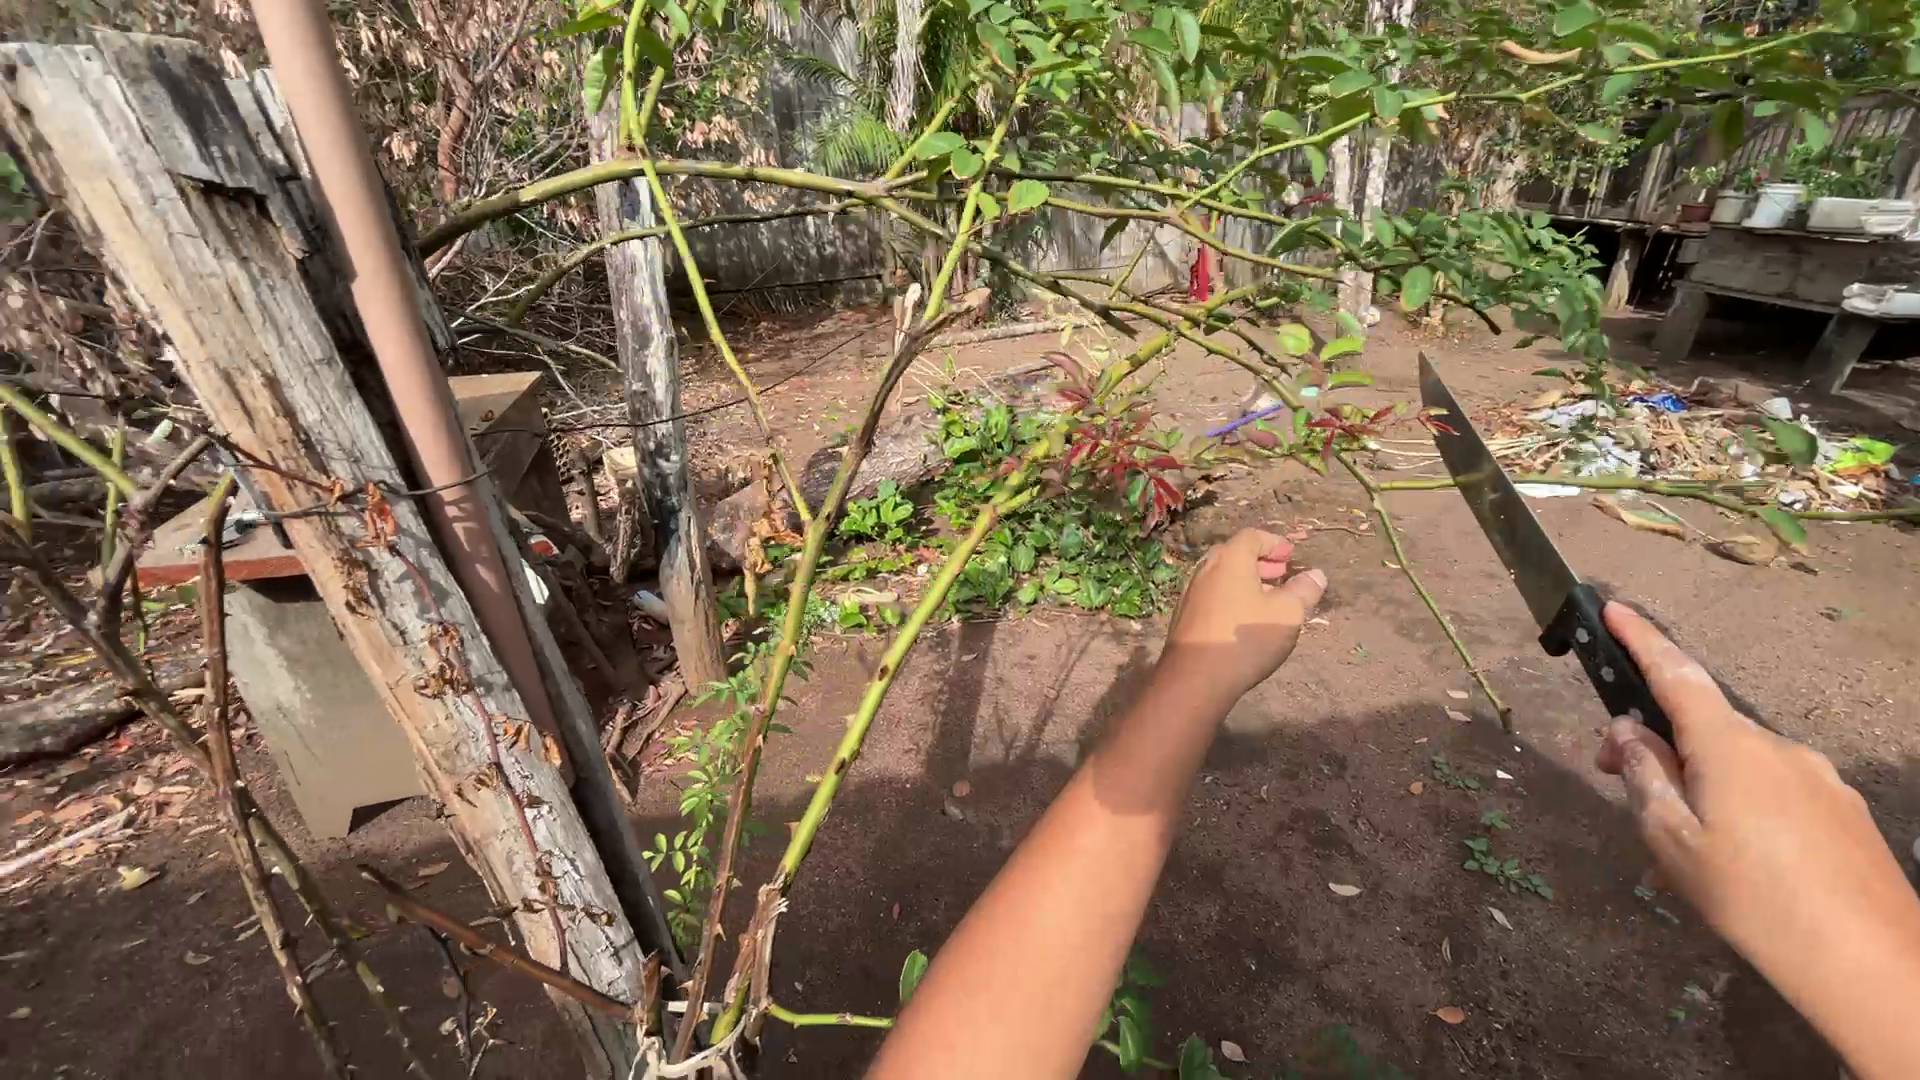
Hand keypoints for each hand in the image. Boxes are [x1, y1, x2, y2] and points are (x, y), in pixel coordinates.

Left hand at [1160, 528, 1326, 704]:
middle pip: (1234, 555)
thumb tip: (1315, 575)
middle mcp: (1205, 570)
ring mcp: (1190, 593)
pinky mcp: (1184, 616)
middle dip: (1260, 562)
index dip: (1274, 543)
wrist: (1195, 676)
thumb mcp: (1287, 613)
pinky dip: (1231, 597)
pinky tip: (1245, 620)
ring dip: (1246, 582)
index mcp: (1229, 560)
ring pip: (1222, 577)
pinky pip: (1212, 596)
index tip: (1291, 556)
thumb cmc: (1245, 638)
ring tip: (1269, 599)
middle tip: (1281, 575)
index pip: (1251, 537)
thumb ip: (1303, 591)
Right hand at [1596, 602, 1919, 1078]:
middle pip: (1700, 724)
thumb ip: (1643, 773)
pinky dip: (1733, 797)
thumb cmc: (1751, 897)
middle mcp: (1780, 750)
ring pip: (1735, 759)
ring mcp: (1820, 781)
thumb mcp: (1669, 835)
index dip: (1642, 639)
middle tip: (1613, 774)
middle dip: (1652, 737)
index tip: (1614, 607)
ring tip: (1674, 826)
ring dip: (1693, 772)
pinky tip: (1729, 848)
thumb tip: (1629, 730)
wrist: (1876, 974)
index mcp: (1731, 748)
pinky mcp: (1843, 814)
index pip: (1677, 676)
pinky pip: (1770, 786)